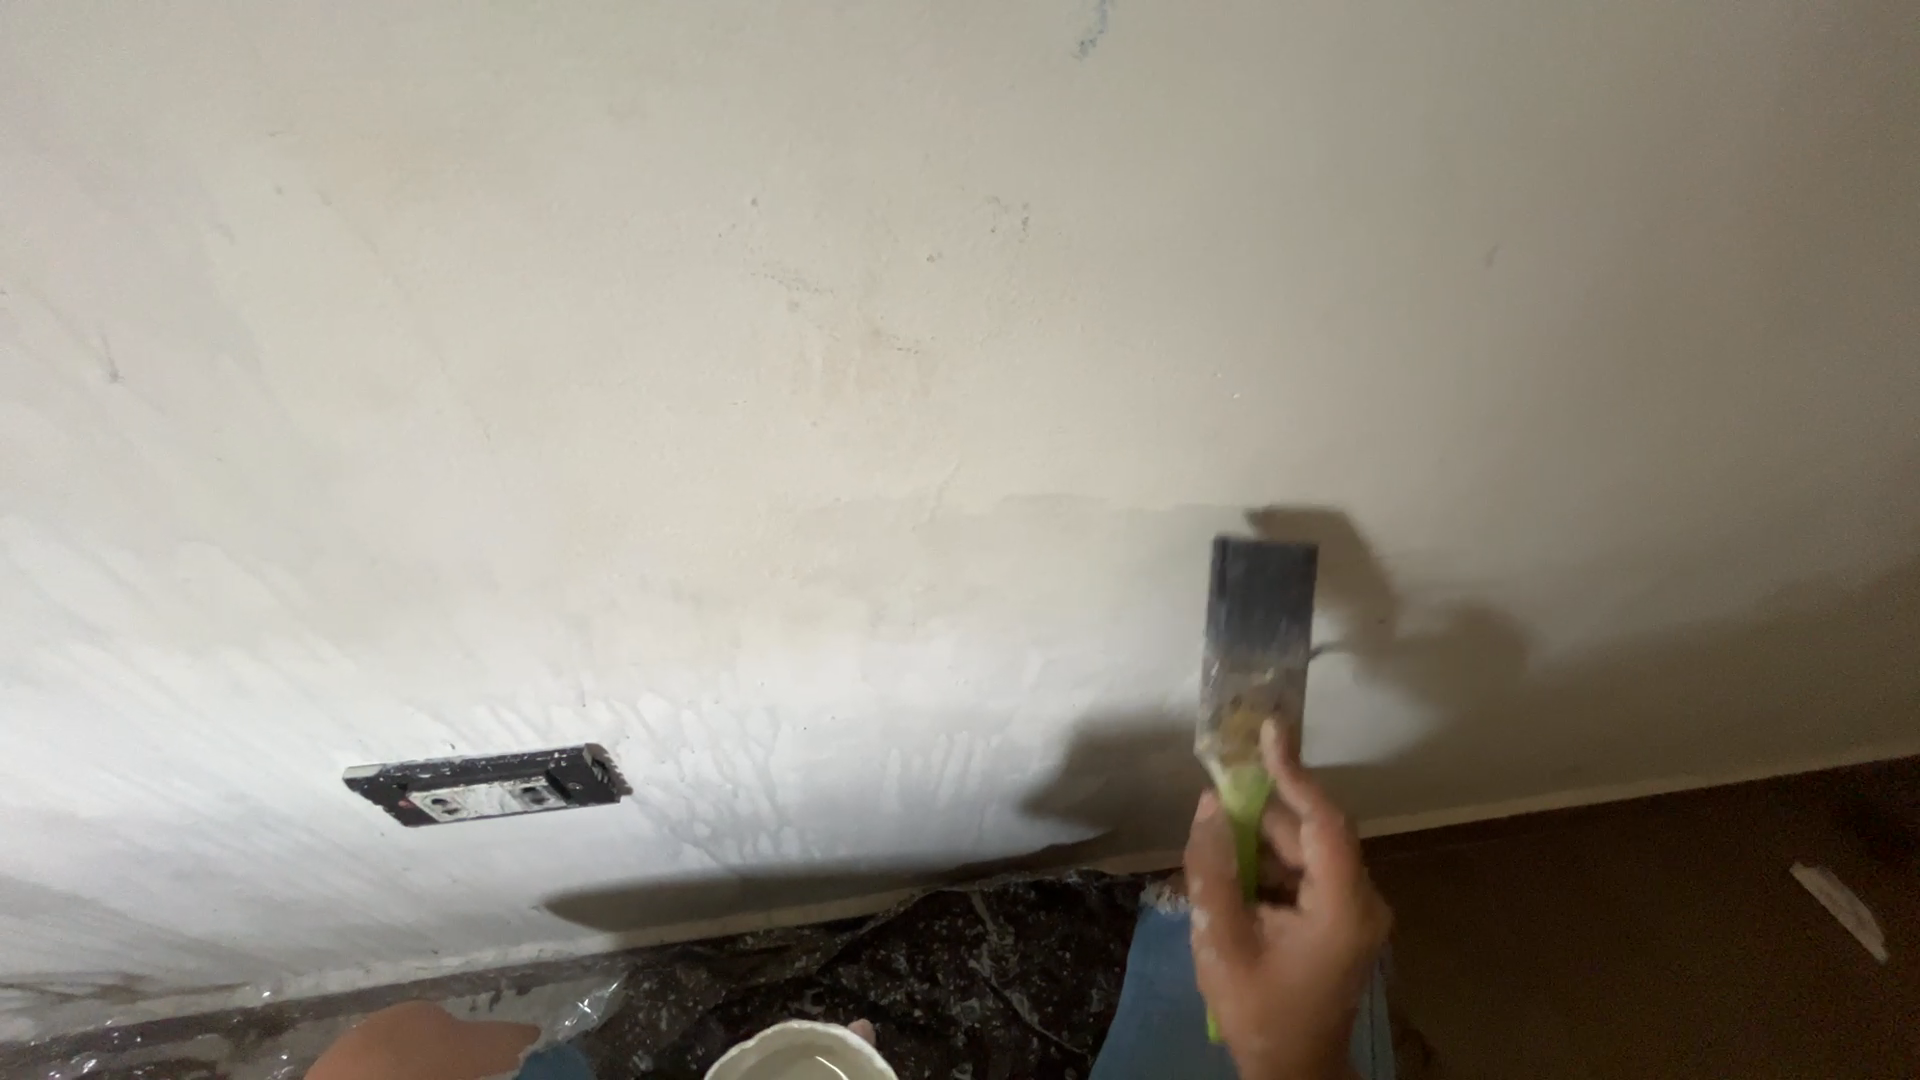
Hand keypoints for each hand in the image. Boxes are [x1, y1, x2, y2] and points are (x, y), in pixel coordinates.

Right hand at [1184, 719, 1391, 1079]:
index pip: (1324, 823)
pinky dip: (1267, 857)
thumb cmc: (1258, 1008)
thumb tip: (1209, 805)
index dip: (1296, 773)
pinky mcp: (1339, 914)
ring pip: (1303, 845)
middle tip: (1220, 779)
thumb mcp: (1220, 939)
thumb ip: (1213, 867)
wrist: (1293, 1069)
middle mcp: (1360, 900)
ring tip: (1217, 829)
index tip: (1271, 730)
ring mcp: (1353, 908)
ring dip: (1260, 834)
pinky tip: (1235, 865)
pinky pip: (1302, 866)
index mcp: (1342, 908)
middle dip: (1262, 806)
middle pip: (1310, 830)